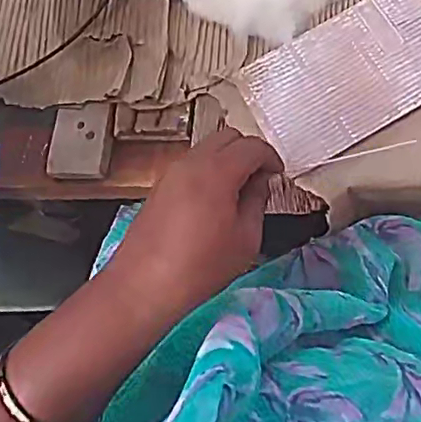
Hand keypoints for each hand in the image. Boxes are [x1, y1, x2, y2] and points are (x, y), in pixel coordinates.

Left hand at [101, 127, 282, 317]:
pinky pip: (192, 163)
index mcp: (217, 171)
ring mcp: (172, 171)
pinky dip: (208, 169)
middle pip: (228, 137)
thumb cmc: (200, 267)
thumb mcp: (246, 238)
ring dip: (226, 159)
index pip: (252, 146)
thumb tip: (260, 182)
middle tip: (259, 177)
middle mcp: (192, 162)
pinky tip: (213, 200)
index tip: (277, 173)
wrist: (144, 284)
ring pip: (208, 147)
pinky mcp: (160, 184)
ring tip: (237, 191)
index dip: (270, 157)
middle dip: (248, 151)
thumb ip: (258, 201)